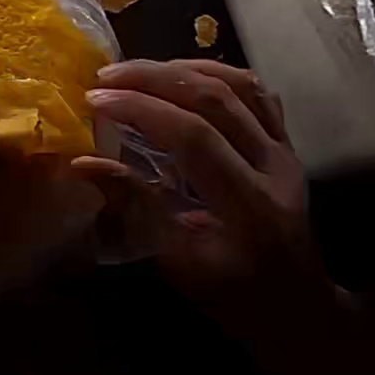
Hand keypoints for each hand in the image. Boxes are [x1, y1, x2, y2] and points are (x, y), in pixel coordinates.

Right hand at [74, 60, 329, 332]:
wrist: (293, 305)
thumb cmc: (228, 290)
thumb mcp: (174, 258)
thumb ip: (134, 203)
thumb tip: (81, 162)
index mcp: (246, 202)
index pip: (193, 135)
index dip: (140, 110)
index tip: (94, 100)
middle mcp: (274, 166)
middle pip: (216, 98)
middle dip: (153, 78)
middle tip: (104, 75)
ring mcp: (284, 150)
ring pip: (239, 85)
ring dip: (180, 69)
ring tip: (134, 69)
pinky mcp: (285, 143)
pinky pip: (255, 92)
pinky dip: (213, 73)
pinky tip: (178, 74)